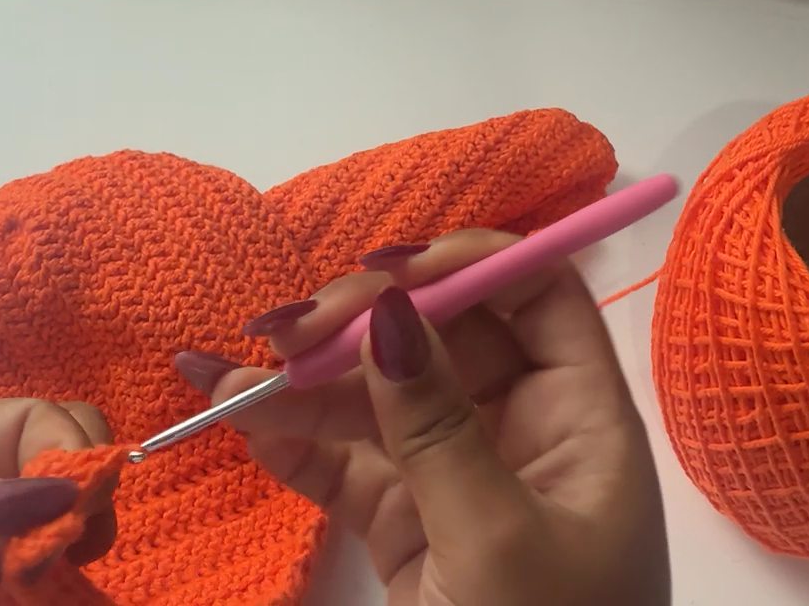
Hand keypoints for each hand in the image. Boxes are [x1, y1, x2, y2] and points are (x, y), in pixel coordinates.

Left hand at [0, 398, 116, 605]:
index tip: (83, 506)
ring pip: (59, 534)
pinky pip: (39, 588)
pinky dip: (64, 592)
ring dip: (80, 551)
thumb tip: (51, 488)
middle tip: (88, 550)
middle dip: (88, 496)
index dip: (67, 447)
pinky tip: (66, 599)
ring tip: (76, 585)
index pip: (25, 421)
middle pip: (56, 471)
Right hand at [175, 230, 669, 605]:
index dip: (469, 263)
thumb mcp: (497, 546)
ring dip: (307, 380)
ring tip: (228, 373)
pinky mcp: (405, 517)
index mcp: (580, 417)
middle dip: (363, 323)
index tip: (388, 269)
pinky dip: (293, 439)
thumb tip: (393, 308)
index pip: (537, 295)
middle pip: (444, 334)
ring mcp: (457, 468)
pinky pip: (350, 459)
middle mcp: (521, 426)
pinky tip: (235, 413)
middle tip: (286, 332)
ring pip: (383, 394)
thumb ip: (439, 425)